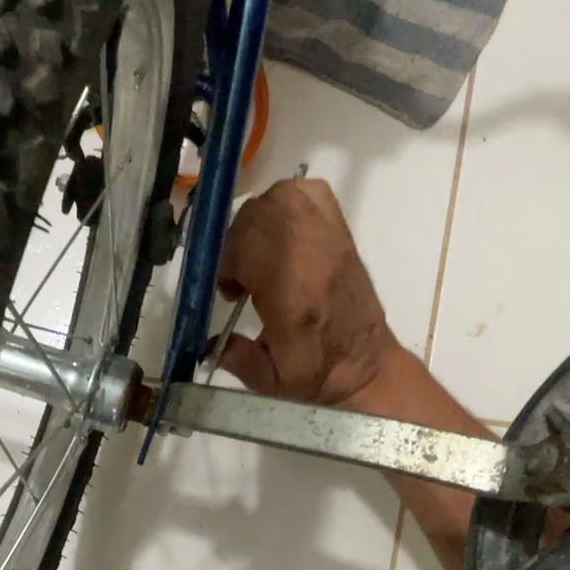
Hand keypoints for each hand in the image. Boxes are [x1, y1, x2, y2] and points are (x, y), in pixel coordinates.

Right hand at [213, 178, 404, 406]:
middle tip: (243, 277)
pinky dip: (286, 203)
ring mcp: (328, 235)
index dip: (227, 267)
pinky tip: (282, 233)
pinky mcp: (339, 227)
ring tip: (260, 254)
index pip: (244, 248)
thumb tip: (203, 343)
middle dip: (237, 244)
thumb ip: (234, 357)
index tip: (232, 294)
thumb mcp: (268, 378)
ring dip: (258, 223)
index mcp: (292, 293)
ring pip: (277, 198)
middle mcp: (310, 254)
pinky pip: (307, 191)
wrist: (366, 364)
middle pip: (256, 217)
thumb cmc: (317, 372)